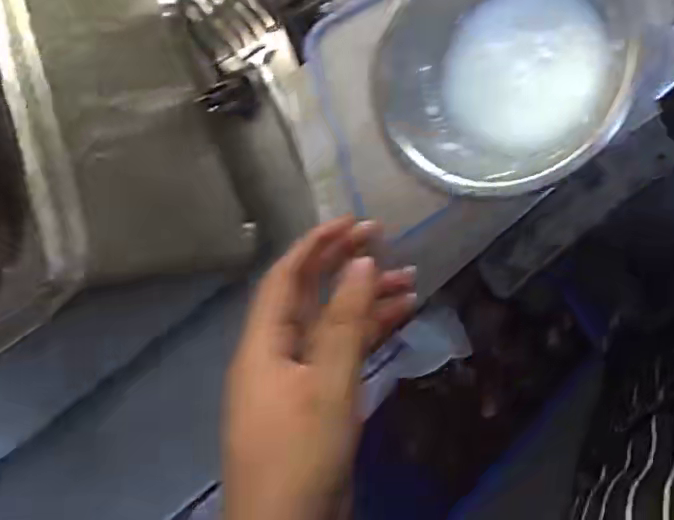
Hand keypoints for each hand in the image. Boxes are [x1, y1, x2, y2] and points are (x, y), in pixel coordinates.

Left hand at [222, 219, 417, 519]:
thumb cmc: (301, 452)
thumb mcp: (329, 382)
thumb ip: (346, 319)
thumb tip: (361, 260)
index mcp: (263, 347)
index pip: (284, 278)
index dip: (316, 243)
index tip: (354, 220)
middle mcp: (275, 355)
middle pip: (309, 295)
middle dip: (345, 263)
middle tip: (384, 236)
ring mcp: (296, 379)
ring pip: (333, 321)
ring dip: (367, 297)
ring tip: (410, 277)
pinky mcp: (315, 399)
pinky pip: (343, 349)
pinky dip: (370, 329)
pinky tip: (404, 313)